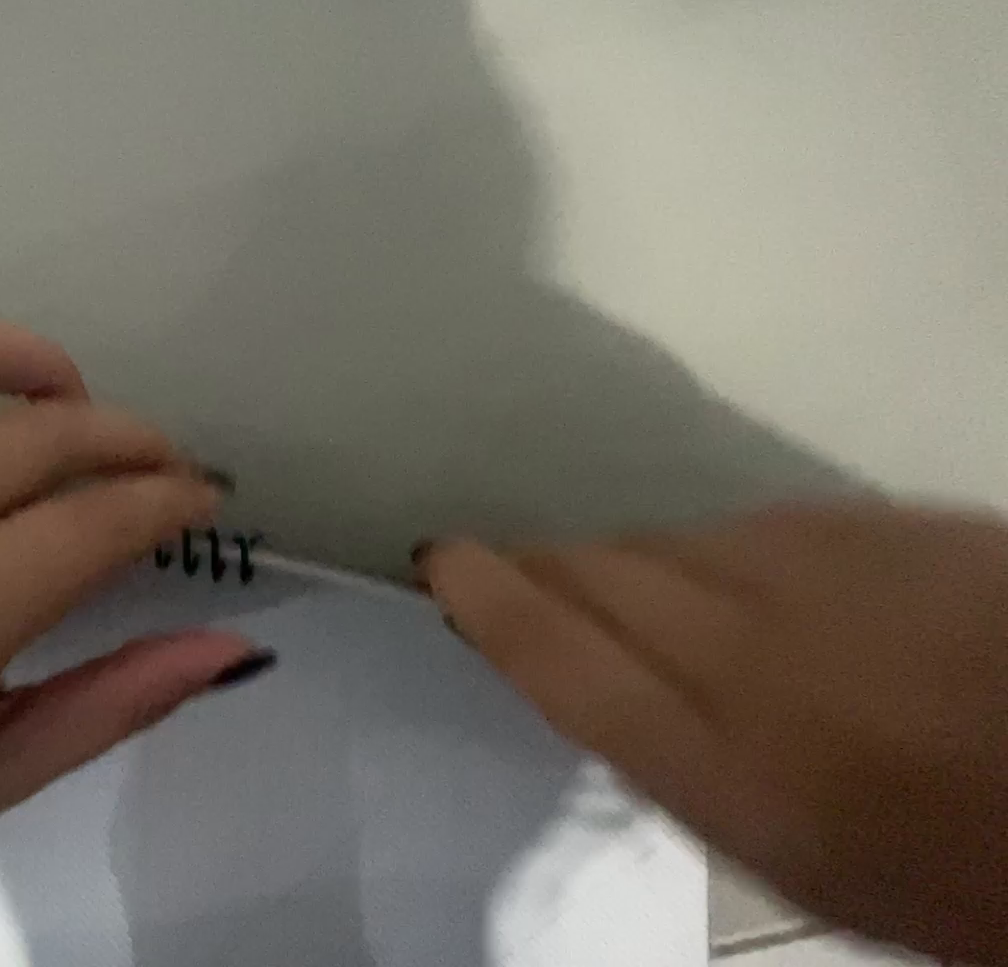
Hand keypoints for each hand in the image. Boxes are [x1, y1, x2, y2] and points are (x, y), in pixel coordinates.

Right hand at [417, 503, 1007, 965]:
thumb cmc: (950, 863)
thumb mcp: (789, 851)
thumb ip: (662, 750)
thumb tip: (566, 660)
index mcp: (722, 765)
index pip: (549, 649)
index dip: (479, 593)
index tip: (437, 557)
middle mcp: (752, 656)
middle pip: (589, 575)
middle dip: (540, 569)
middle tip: (516, 575)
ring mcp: (822, 576)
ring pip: (659, 542)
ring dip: (629, 565)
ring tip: (659, 599)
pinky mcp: (883, 525)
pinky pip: (742, 523)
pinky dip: (718, 551)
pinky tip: (758, 584)